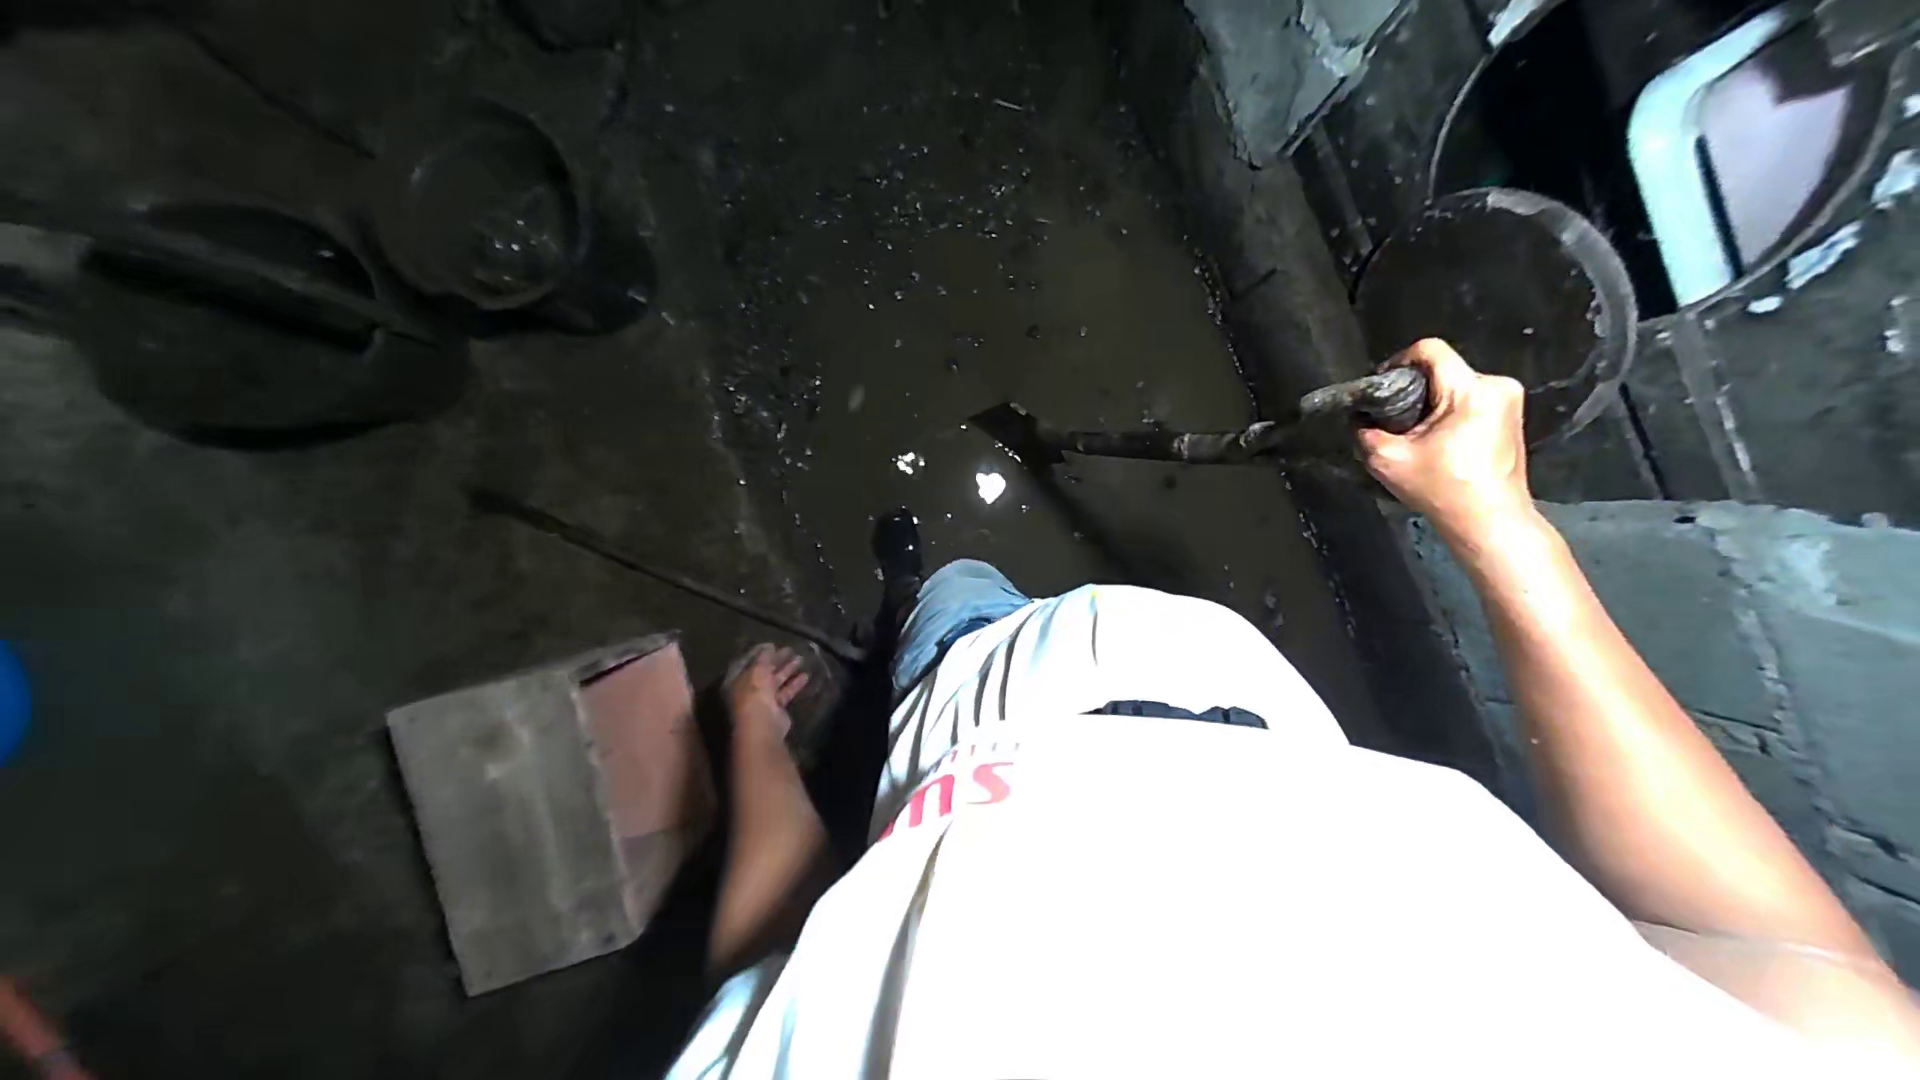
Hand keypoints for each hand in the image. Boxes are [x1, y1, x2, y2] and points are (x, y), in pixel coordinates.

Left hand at [724, 643, 810, 739]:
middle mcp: (749, 689)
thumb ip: (763, 658)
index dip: (761, 654)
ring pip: (776, 681)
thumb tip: (769, 646)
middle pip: (764, 671)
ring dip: (788, 670)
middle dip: (776, 660)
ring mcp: (763, 699)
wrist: (763, 725)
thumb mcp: (757, 672)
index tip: (774, 644)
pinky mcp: (777, 708)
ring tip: (801, 659)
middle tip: (790, 649)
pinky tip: (806, 676)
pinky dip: (795, 684)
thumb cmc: (754, 695)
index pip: (749, 663)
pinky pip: (786, 692)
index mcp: (739, 680)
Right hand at [1357, 338, 1532, 539]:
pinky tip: (1434, 441)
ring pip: (1452, 386)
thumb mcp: (1386, 459)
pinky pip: (1467, 399)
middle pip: (1440, 370)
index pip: (1428, 350)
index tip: (1379, 391)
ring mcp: (1508, 400)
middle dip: (1411, 391)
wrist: (1489, 519)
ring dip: (1427, 404)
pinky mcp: (1510, 414)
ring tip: (1411, 434)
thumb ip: (1364, 430)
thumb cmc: (1442, 489)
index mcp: (1472, 390)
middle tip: (1391, 422)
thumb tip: (1359, 416)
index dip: (1395, 363)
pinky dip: (1445, 414)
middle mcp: (1497, 385)